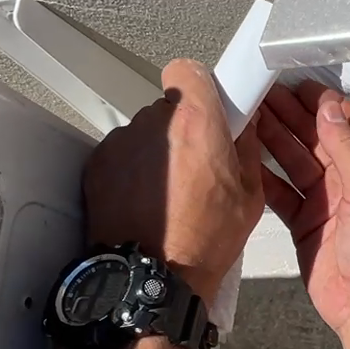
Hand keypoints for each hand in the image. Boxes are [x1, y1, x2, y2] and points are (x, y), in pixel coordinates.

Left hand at [83, 60, 263, 302]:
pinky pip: (123, 154)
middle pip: (169, 107)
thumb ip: (247, 150)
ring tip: (171, 193)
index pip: (189, 70)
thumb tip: (246, 128)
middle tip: (198, 165)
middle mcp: (157, 123)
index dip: (199, 86)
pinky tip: (147, 203)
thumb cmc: (202, 241)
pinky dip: (133, 171)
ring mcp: (123, 142)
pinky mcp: (99, 163)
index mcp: (199, 123)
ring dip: (158, 151)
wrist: (152, 278)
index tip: (210, 106)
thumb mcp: (250, 197)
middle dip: (184, 128)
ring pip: (146, 132)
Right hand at [256, 82, 349, 334]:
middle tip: (261, 95)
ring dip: (273, 141)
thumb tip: (329, 109)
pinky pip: (281, 193)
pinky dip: (264, 177)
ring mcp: (325, 201)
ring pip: (295, 162)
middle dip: (290, 116)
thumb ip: (348, 150)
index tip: (296, 84)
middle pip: (316, 139)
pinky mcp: (304, 222)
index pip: (349, 124)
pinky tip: (245, 160)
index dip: (324, 103)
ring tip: (247, 117)